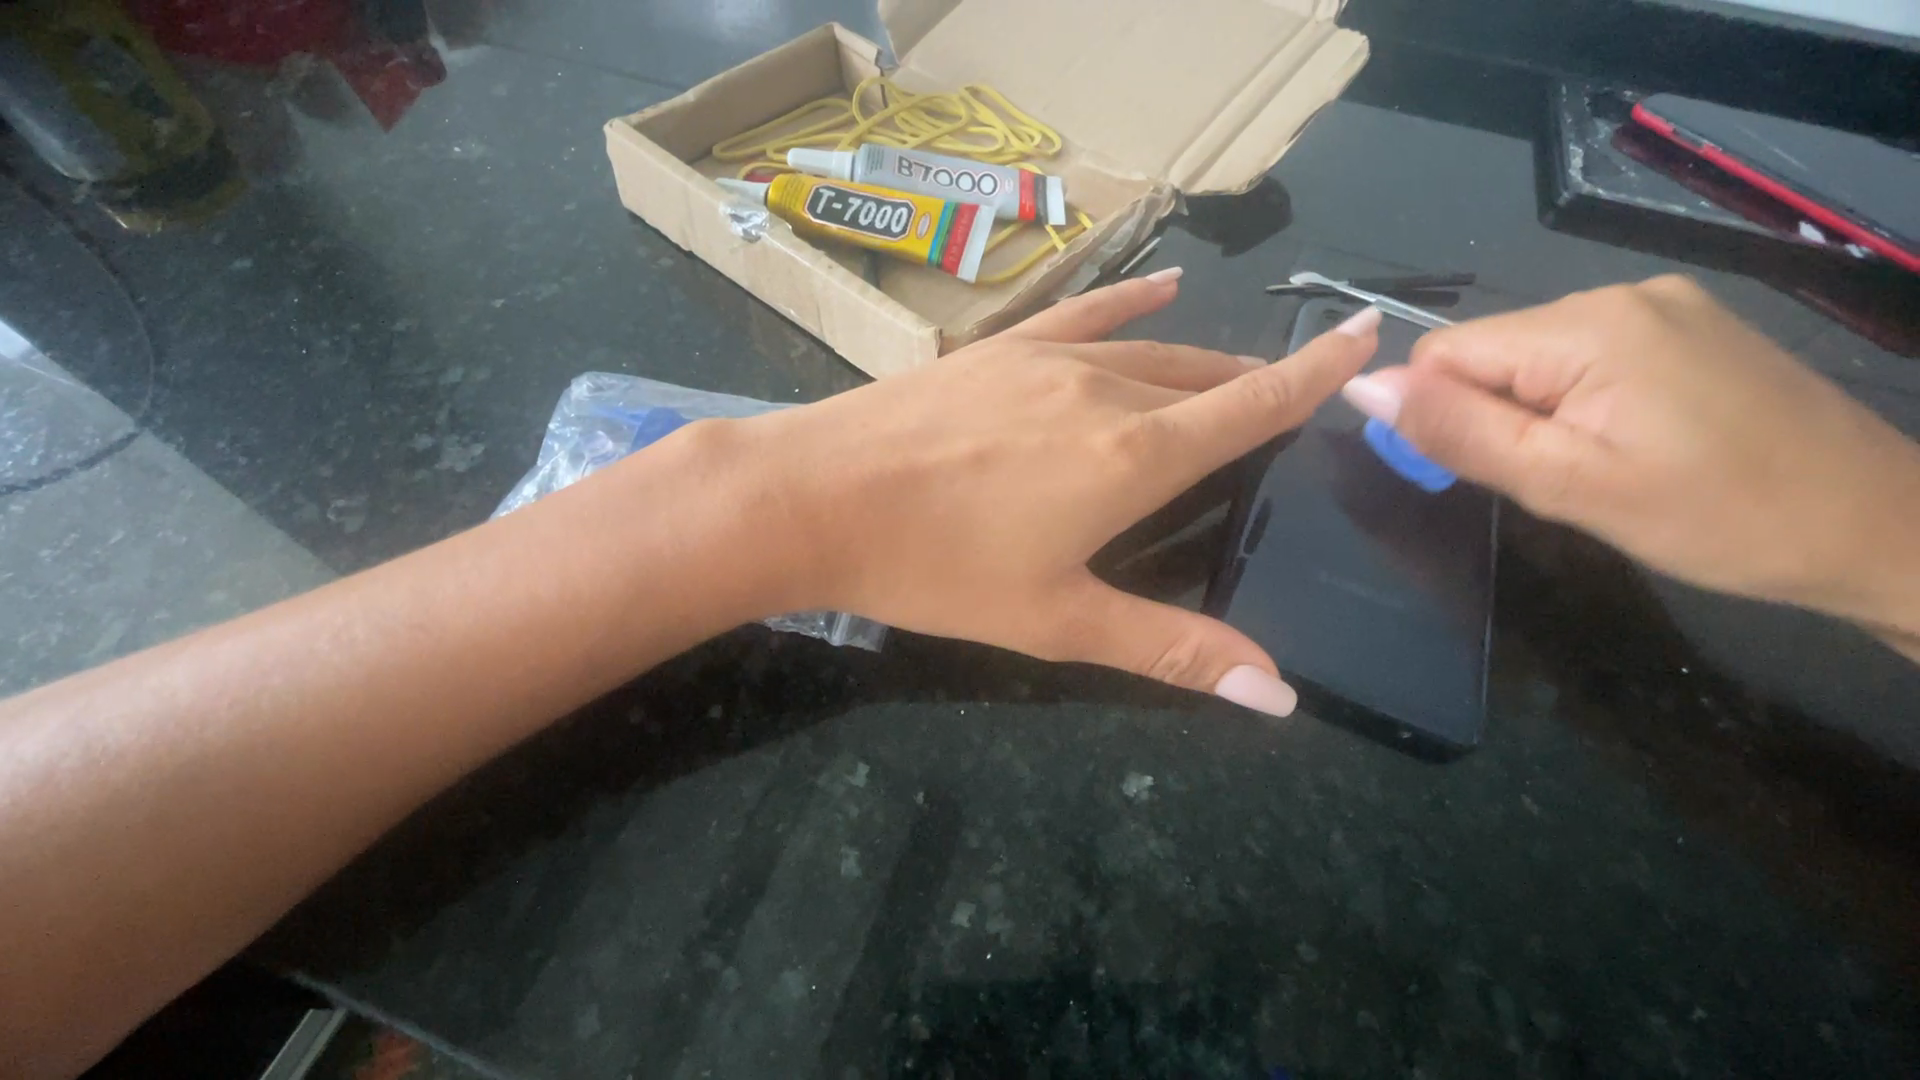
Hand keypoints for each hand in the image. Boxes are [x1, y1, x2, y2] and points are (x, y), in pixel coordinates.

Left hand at [724, 270, 1380, 715]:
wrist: (816, 498)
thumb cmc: (936, 569)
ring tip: (1231, 368)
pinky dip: (1130, 302)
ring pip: (1148, 351)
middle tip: (1285, 399)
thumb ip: (1170, 648)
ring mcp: (1047, 358)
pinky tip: (1161, 287)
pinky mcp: (998, 348)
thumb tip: (1278, 696)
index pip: (1249, 406)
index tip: (1366, 337)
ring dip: (1198, 361)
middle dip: (1252, 385)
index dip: (1313, 376)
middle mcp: (1104, 390)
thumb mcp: (1057, 621)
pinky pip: (1083, 313)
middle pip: (1202, 379)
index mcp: (1133, 456)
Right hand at [1339, 276, 1919, 635]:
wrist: (1880, 530)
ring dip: (1533, 415)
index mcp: (1586, 325)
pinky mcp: (1686, 328)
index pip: (1444, 352)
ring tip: (1597, 465)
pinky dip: (1575, 404)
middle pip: (1488, 353)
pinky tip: (1626, 442)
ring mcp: (1661, 306)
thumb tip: (1361, 386)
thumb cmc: (1718, 518)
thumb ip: (1455, 430)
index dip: (1442, 415)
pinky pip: (1581, 360)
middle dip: (1494, 418)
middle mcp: (1620, 294)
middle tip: (1556, 477)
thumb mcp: (1564, 484)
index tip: (1494, 469)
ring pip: (1531, 360)